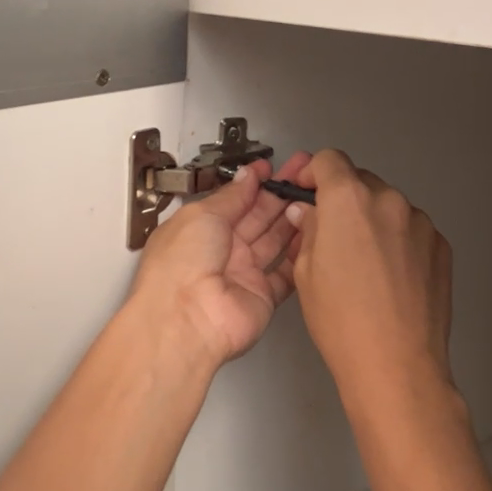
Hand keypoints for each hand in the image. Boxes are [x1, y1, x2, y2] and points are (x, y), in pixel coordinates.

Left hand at [130, 153, 312, 364]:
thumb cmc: (178, 269)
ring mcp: (242, 274)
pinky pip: (286, 273)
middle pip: (257, 217)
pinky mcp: (261, 297)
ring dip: (292, 220)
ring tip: (312, 198)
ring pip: (274, 241)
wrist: (185, 322)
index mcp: (201, 228)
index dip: (255, 183)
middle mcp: (222, 251)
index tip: (273, 168)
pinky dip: (299, 256)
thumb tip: (246, 176)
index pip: (234, 199)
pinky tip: (313, 237)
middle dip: (279, 195)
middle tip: (301, 177)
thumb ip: (231, 195)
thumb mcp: (202, 215)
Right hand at [288, 150, 453, 402]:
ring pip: (388, 207)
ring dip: (374, 221)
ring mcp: (421, 221)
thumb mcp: (306, 273)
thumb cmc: (341, 321)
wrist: (397, 365)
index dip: (312, 172)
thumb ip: (308, 229)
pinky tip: (392, 279)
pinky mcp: (442, 245)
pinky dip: (398, 242)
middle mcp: (389, 199)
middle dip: (344, 200)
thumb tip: (308, 211)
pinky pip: (411, 231)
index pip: (329, 159)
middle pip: (361, 182)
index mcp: (349, 199)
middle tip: (332, 235)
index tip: (305, 193)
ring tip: (366, 265)